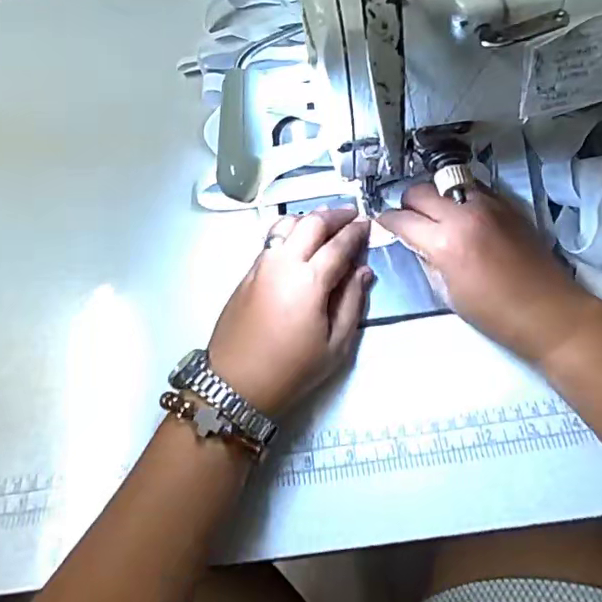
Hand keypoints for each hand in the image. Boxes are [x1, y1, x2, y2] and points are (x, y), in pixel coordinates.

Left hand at [207, 208, 372, 417]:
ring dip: (310, 218)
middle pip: (311, 223)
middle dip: (335, 215)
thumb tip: (363, 271)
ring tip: (326, 220)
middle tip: (352, 214)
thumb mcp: (335, 345)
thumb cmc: (291, 370)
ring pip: (287, 225)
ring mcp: (262, 266)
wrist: (233, 386)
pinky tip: (300, 239)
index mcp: (309, 281)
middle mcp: (284, 264)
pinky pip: (272, 239)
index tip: (368, 224)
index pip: (339, 244)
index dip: (356, 231)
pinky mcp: (248, 274)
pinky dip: (291, 230)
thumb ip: (353, 302)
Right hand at [376, 184, 601, 365]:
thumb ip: (428, 261)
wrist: (549, 310)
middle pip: (421, 191)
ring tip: (437, 216)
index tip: (384, 224)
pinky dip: (462, 197)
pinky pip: (474, 189)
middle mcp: (465, 214)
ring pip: (448, 184)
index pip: (403, 219)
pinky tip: (464, 216)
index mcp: (447, 242)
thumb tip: (416, 243)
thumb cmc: (497, 314)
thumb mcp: (449, 294)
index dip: (388, 221)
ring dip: (437, 197)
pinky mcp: (507, 204)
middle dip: (408, 204)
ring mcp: (489, 204)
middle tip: (409, 220)